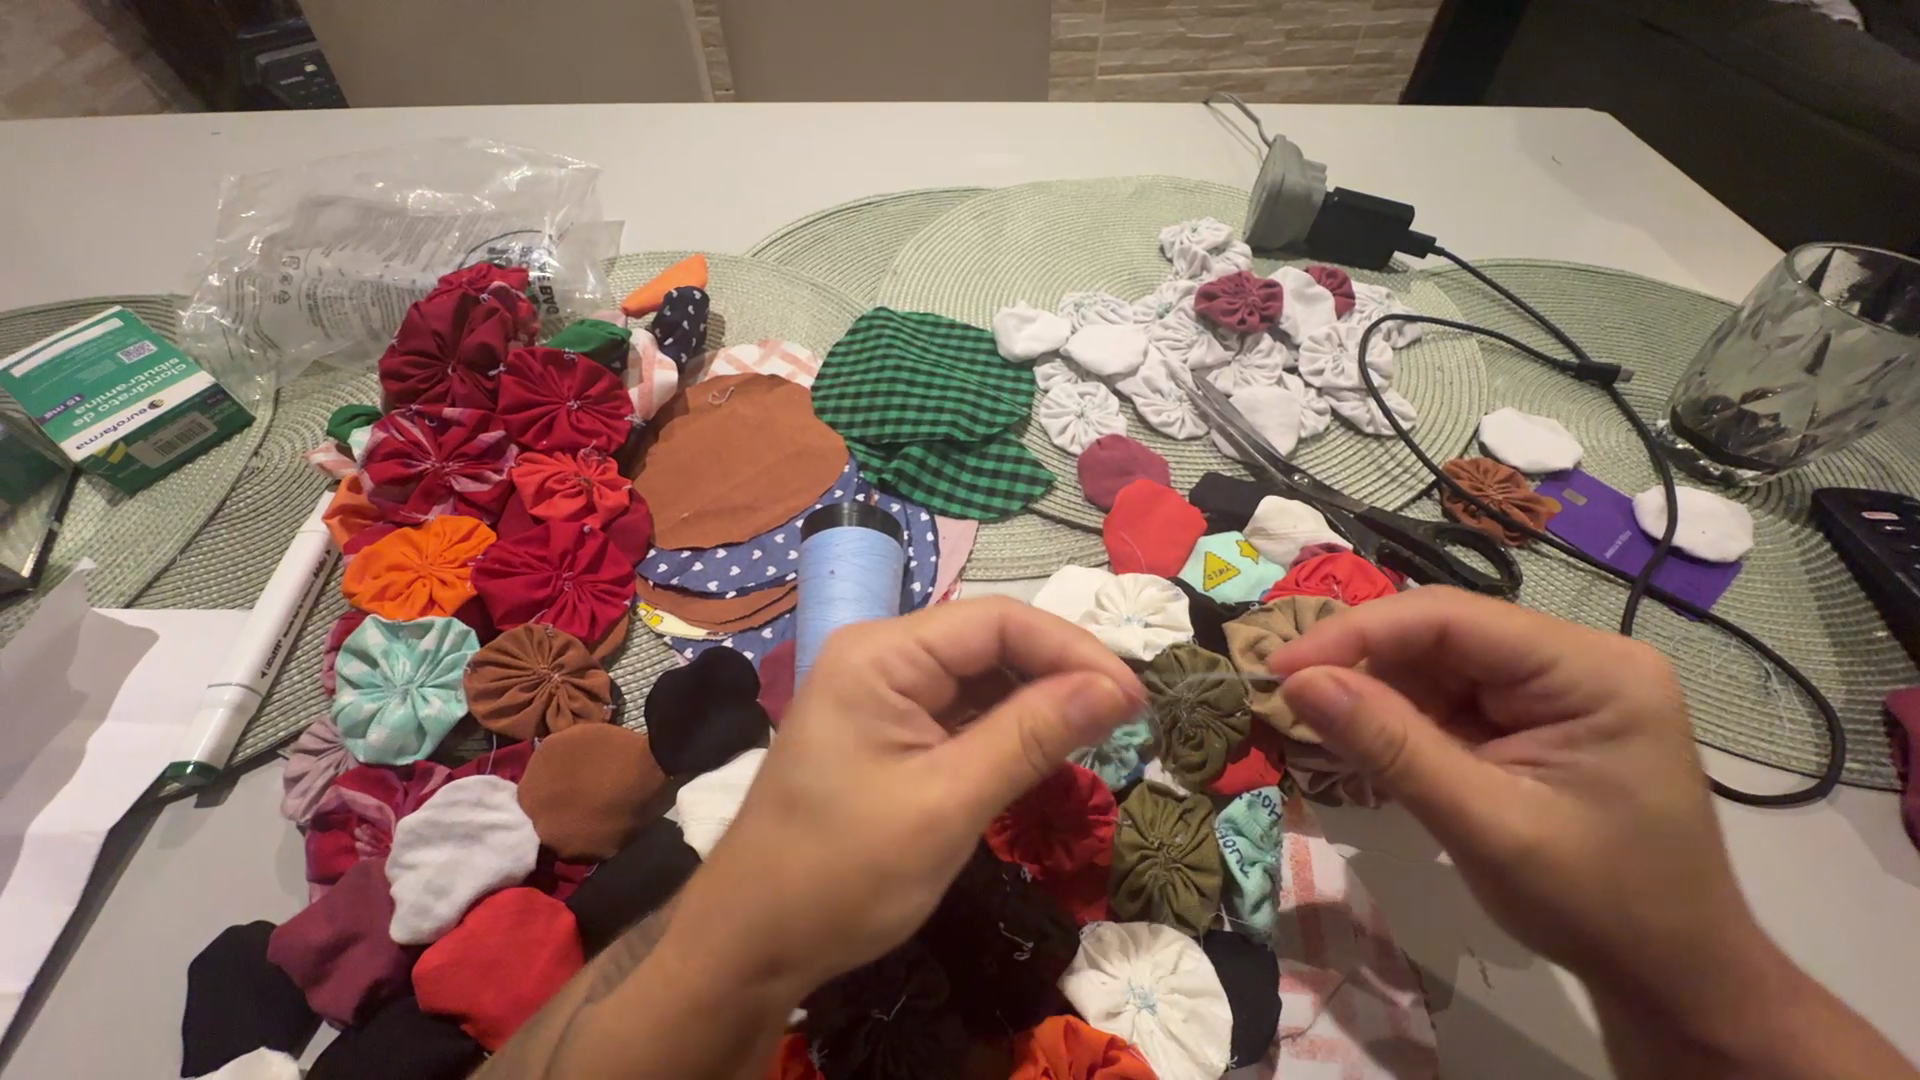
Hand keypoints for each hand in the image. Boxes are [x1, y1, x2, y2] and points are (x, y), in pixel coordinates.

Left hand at [686, 597, 1143, 990]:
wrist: (753, 941)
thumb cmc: (842, 873)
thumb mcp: (947, 804)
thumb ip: (1031, 737)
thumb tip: (1115, 688)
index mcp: (882, 653)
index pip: (997, 621)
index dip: (1072, 650)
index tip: (1133, 697)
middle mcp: (881, 656)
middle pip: (991, 642)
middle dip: (1059, 674)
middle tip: (1124, 719)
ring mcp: (883, 692)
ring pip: (981, 677)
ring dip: (1038, 702)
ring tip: (1097, 734)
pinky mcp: (890, 728)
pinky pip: (962, 711)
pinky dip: (1007, 729)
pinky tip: (1044, 750)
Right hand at [1268, 587, 1761, 1011]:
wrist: (1668, 976)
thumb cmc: (1595, 905)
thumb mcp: (1484, 824)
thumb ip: (1390, 747)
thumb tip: (1294, 683)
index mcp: (1592, 670)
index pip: (1451, 618)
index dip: (1356, 634)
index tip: (1280, 668)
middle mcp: (1575, 658)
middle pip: (1438, 634)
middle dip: (1361, 665)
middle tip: (1289, 699)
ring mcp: (1552, 684)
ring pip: (1430, 662)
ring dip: (1372, 694)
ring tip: (1325, 731)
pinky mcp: (1527, 713)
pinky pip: (1442, 694)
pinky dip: (1395, 718)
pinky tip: (1368, 744)